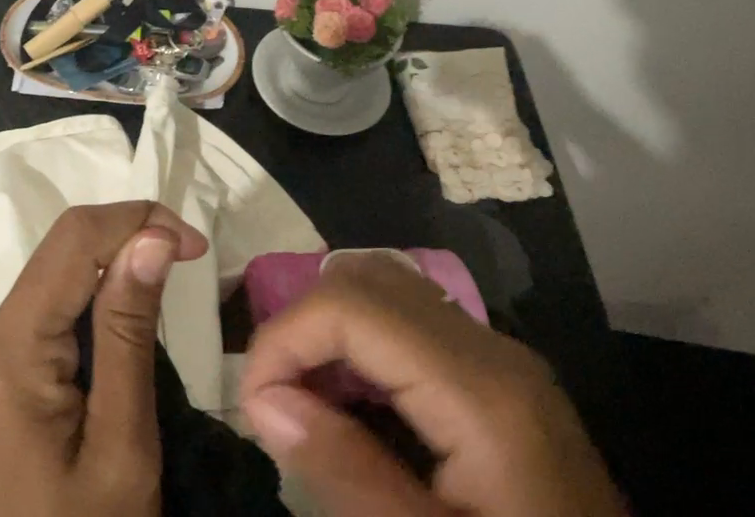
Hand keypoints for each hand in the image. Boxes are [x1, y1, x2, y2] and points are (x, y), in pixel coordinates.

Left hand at [0, 202, 209, 516]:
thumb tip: (152, 236)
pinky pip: (33, 321)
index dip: (138, 221)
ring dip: (103, 302)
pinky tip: (100, 376)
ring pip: (50, 292)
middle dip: (126, 264)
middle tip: (179, 304)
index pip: (71, 240)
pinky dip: (77, 329)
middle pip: (59, 265)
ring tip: (137, 365)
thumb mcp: (120, 448)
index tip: (195, 244)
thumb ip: (129, 333)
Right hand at [239, 252, 625, 516]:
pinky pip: (409, 325)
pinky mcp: (500, 380)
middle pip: (365, 279)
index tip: (254, 409)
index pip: (350, 305)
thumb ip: (347, 475)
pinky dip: (359, 346)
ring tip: (303, 406)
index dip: (283, 340)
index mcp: (480, 390)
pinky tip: (350, 408)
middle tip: (274, 405)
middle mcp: (492, 351)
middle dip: (300, 328)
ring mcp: (501, 360)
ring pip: (386, 291)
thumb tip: (265, 402)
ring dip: (327, 333)